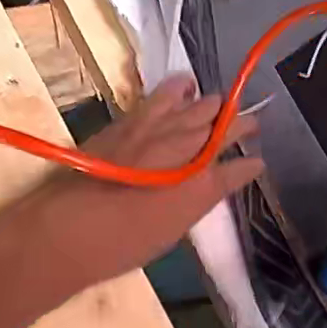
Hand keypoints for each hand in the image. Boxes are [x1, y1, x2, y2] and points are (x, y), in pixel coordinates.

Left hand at [5, 75, 262, 292]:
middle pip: (222, 127)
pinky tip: (185, 85)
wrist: (69, 226)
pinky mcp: (132, 120)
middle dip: (239, 124)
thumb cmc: (123, 242)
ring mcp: (159, 130)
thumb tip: (211, 184)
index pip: (237, 169)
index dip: (249, 166)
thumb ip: (196, 201)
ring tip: (221, 101)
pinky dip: (179, 88)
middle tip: (250, 124)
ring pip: (197, 104)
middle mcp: (187, 150)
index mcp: (202, 185)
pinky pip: (164, 95)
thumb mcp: (171, 230)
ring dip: (212, 103)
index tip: (257, 163)